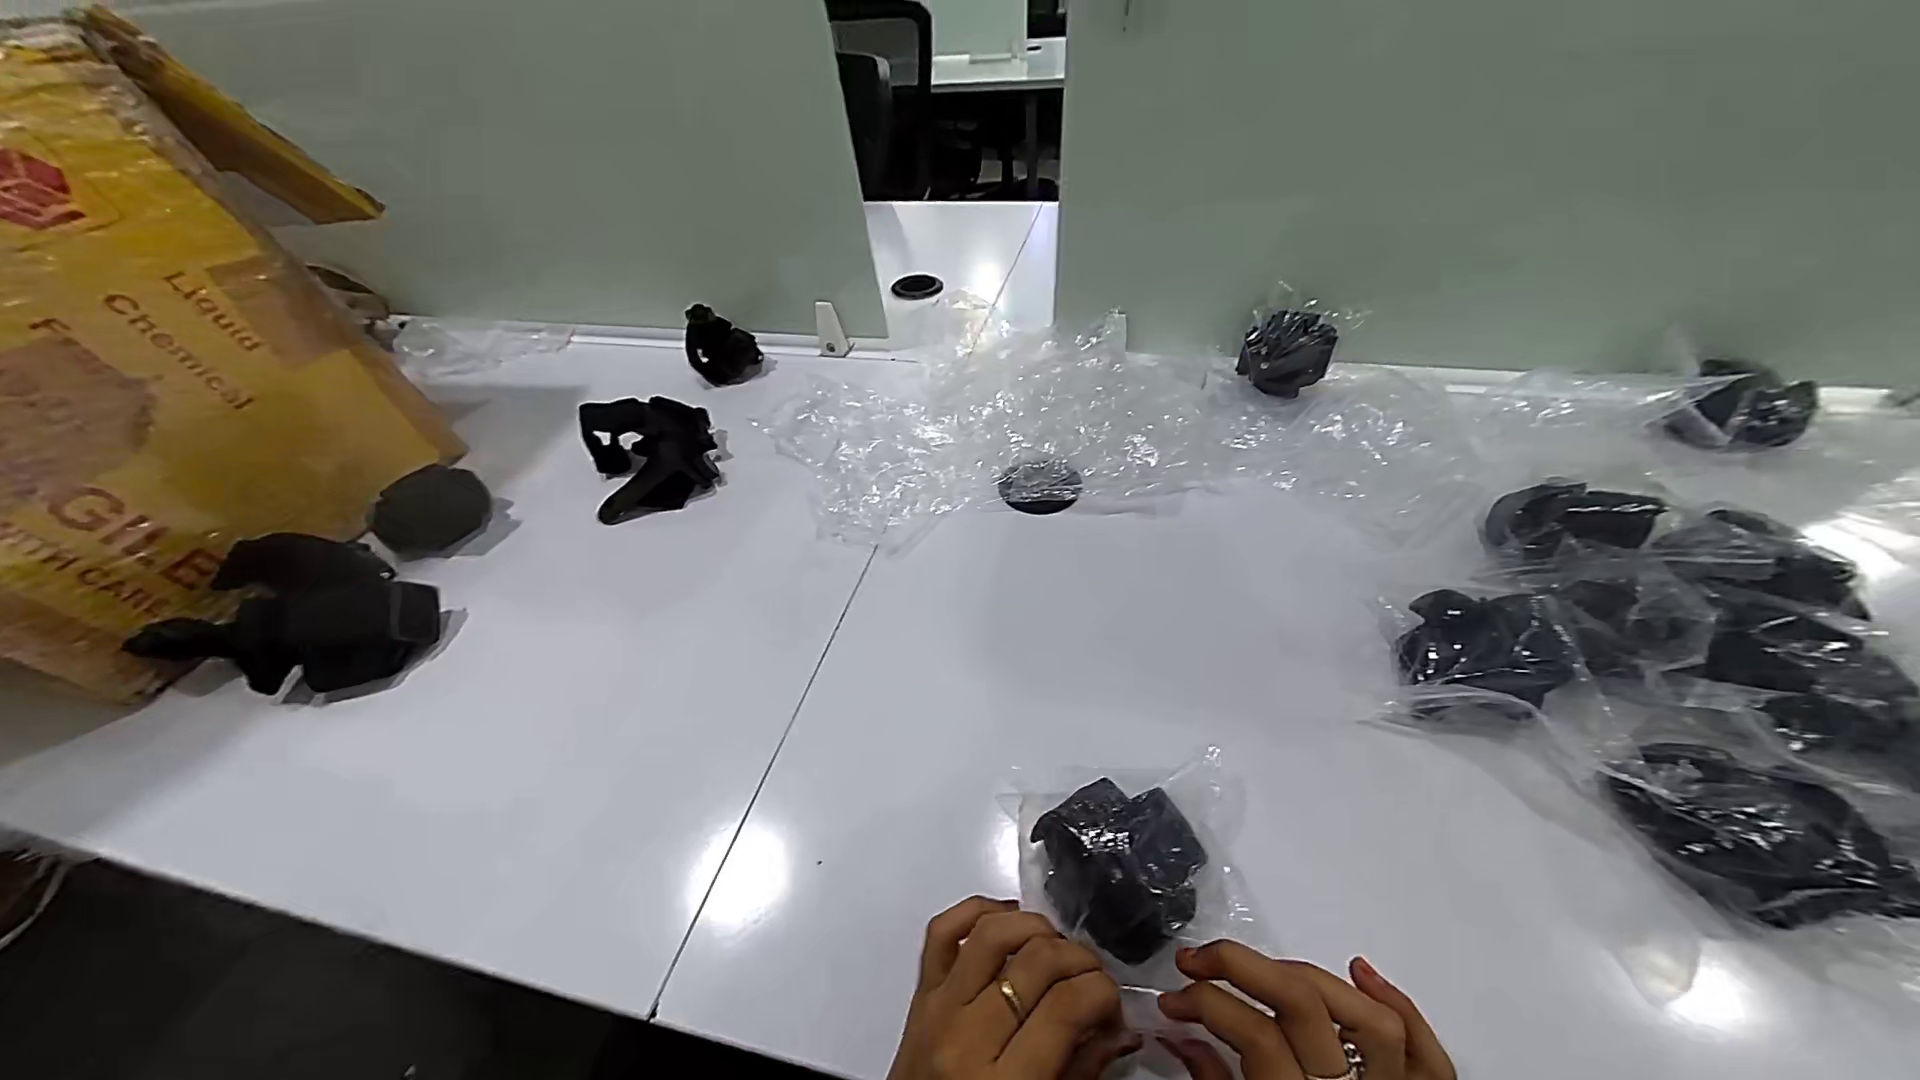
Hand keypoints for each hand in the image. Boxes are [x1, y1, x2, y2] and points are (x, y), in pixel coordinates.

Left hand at [888, 897, 1139, 1079]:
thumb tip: (1121, 1027)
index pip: (1064, 1008)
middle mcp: (966, 1037)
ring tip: (1056, 944)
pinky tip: (1007, 919)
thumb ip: (1081, 1073)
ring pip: (991, 934)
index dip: (1101, 992)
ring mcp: (938, 1006)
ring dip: (1034, 926)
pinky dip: (977, 910)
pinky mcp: (919, 991)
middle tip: (1093, 973)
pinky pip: (943, 930)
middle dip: (1078, 958)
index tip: (1113, 1001)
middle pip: (1034, 963)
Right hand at [1156, 942, 1454, 1079]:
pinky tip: (1359, 970)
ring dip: (1304, 974)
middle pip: (1302, 1005)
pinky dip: (1399, 1005)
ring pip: (1364, 1017)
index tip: (1176, 998)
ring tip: (1259, 964)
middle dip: (1240, 964)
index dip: (1206, 1001)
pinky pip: (1429, 1056)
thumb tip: (1181, 1035)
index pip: (1255, 1034)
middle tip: (1198, 958)